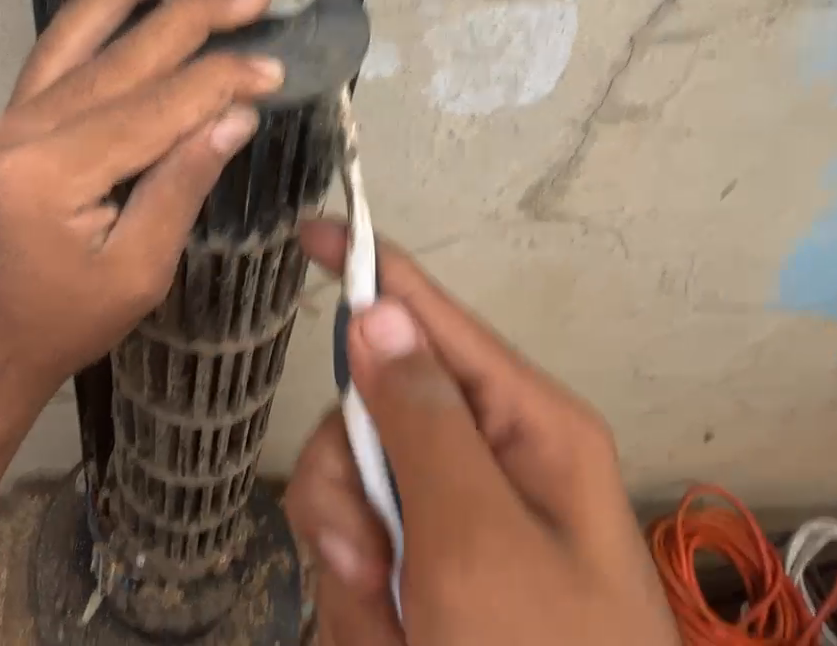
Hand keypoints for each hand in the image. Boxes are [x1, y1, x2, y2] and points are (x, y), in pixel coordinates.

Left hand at [0, 0, 283, 407]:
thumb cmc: (64, 323)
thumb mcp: (139, 271)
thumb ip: (182, 184)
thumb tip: (234, 115)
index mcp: (51, 174)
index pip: (153, 108)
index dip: (217, 82)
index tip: (271, 65)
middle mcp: (19, 131)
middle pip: (119, 60)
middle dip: (191, 20)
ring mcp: (3, 121)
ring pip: (74, 38)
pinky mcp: (3, 124)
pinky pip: (51, 58)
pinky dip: (90, 21)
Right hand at [285, 221, 679, 644]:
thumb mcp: (479, 542)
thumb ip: (421, 421)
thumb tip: (379, 311)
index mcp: (525, 426)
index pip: (431, 319)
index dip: (370, 270)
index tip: (310, 231)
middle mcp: (487, 456)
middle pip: (368, 412)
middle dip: (348, 484)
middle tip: (368, 561)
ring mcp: (451, 514)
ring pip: (346, 481)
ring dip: (348, 552)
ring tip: (389, 619)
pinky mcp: (422, 562)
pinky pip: (351, 541)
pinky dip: (357, 595)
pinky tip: (392, 634)